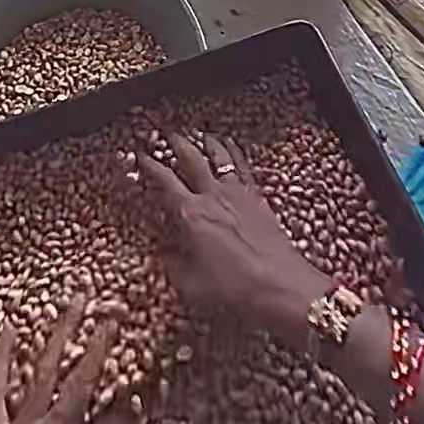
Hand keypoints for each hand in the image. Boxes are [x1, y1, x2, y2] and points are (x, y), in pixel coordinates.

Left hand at [0, 293, 133, 423]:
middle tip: (114, 312)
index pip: (122, 421)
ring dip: (62, 333)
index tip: (153, 374)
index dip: (140, 398)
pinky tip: (10, 326)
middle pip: (85, 380)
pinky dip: (3, 356)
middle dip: (101, 345)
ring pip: (46, 370)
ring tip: (75, 300)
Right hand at [136, 132, 331, 340]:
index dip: (150, 165)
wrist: (282, 287)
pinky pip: (241, 165)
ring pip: (218, 155)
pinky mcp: (257, 196)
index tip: (141, 156)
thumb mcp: (192, 285)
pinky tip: (231, 148)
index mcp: (191, 214)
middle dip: (177, 143)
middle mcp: (212, 195)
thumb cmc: (235, 290)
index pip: (165, 181)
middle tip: (167, 134)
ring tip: (199, 134)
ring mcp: (237, 192)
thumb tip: (160, 253)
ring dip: (206, 142)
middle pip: (191, 157)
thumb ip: (172, 265)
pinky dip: (232, 151)